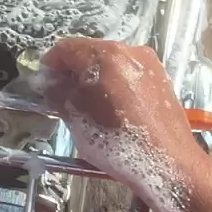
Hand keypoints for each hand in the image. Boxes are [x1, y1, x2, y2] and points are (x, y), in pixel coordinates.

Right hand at [38, 38, 203, 198]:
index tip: (44, 83)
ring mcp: (148, 63)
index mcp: (105, 56)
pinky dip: (113, 84)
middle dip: (72, 71)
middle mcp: (129, 51)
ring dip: (93, 78)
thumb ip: (57, 93)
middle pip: (89, 52)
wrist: (167, 163)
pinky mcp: (160, 78)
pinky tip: (110, 109)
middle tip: (62, 96)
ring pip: (110, 62)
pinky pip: (127, 73)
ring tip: (87, 105)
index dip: (50, 65)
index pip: (65, 48)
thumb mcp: (76, 118)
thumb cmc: (118, 142)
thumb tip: (48, 83)